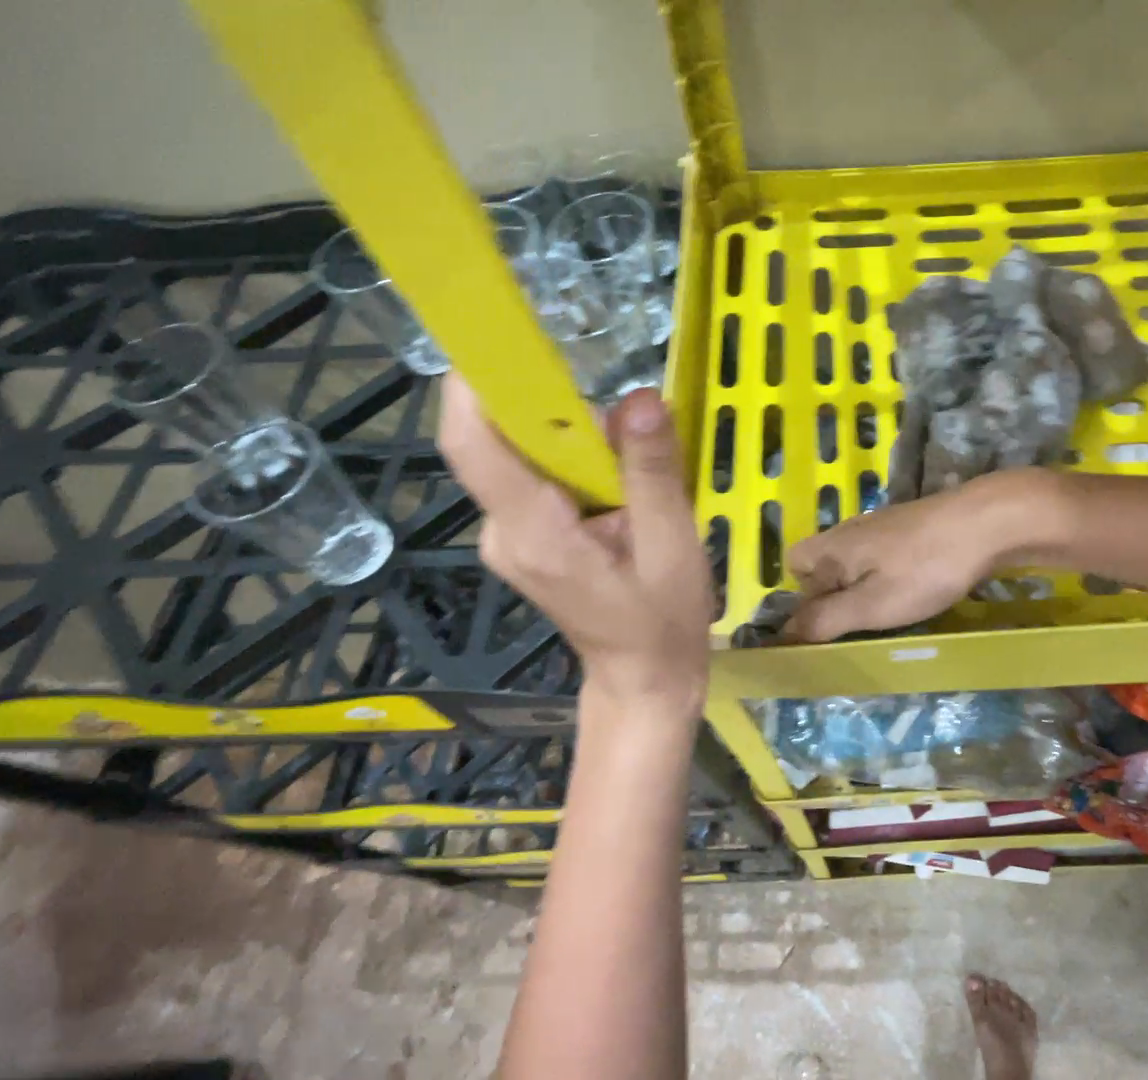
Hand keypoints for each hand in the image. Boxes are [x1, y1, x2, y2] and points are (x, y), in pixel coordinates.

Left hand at [437, 379, 712, 718]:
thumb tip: (641, 396)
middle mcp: (502, 531)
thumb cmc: (663, 621)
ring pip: (521, 457)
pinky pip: (534, 479)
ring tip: (631, 468)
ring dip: (571, 440)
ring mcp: (506, 537)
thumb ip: (653, 471)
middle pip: (501, 441)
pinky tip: (618, 489)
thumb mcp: (673, 545)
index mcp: (534, 533)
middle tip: (621, 422)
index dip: (474, 385)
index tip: (500, 336)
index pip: (474, 445)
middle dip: (554, 412)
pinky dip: (572, 465)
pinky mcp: (520, 539)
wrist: (643, 679)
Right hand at [784, 470, 1046, 641]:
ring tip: (890, 613)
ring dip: (863, 589)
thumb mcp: (870, 606)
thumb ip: (824, 621)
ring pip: (855, 562)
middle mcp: (849, 531)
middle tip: (862, 622)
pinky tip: (915, 590)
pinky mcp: (910, 527)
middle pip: (823, 564)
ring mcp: (881, 526)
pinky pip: (882, 557)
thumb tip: (781, 636)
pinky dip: (889, 577)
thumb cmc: (924, 569)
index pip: (794, 569)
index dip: (803, 599)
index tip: (828, 627)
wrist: (986, 523)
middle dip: (834, 596)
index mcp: (832, 547)